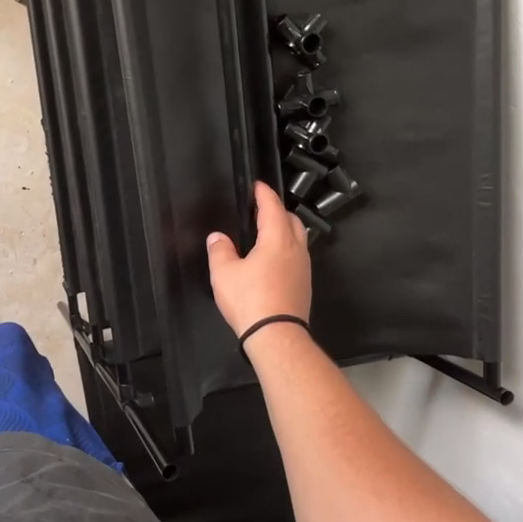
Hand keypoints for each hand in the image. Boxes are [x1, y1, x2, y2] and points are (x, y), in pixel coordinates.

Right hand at [206, 181, 311, 336]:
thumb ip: (219, 250)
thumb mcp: (224, 273)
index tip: (257, 186)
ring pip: (298, 238)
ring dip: (285, 230)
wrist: (277, 335)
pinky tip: (273, 260)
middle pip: (292, 220)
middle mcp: (296, 249)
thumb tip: (217, 238)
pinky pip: (297, 257)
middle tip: (262, 209)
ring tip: (267, 232)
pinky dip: (287, 249)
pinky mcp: (304, 285)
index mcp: (277, 239)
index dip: (264, 193)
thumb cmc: (250, 300)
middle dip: (278, 210)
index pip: (272, 207)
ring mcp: (304, 268)